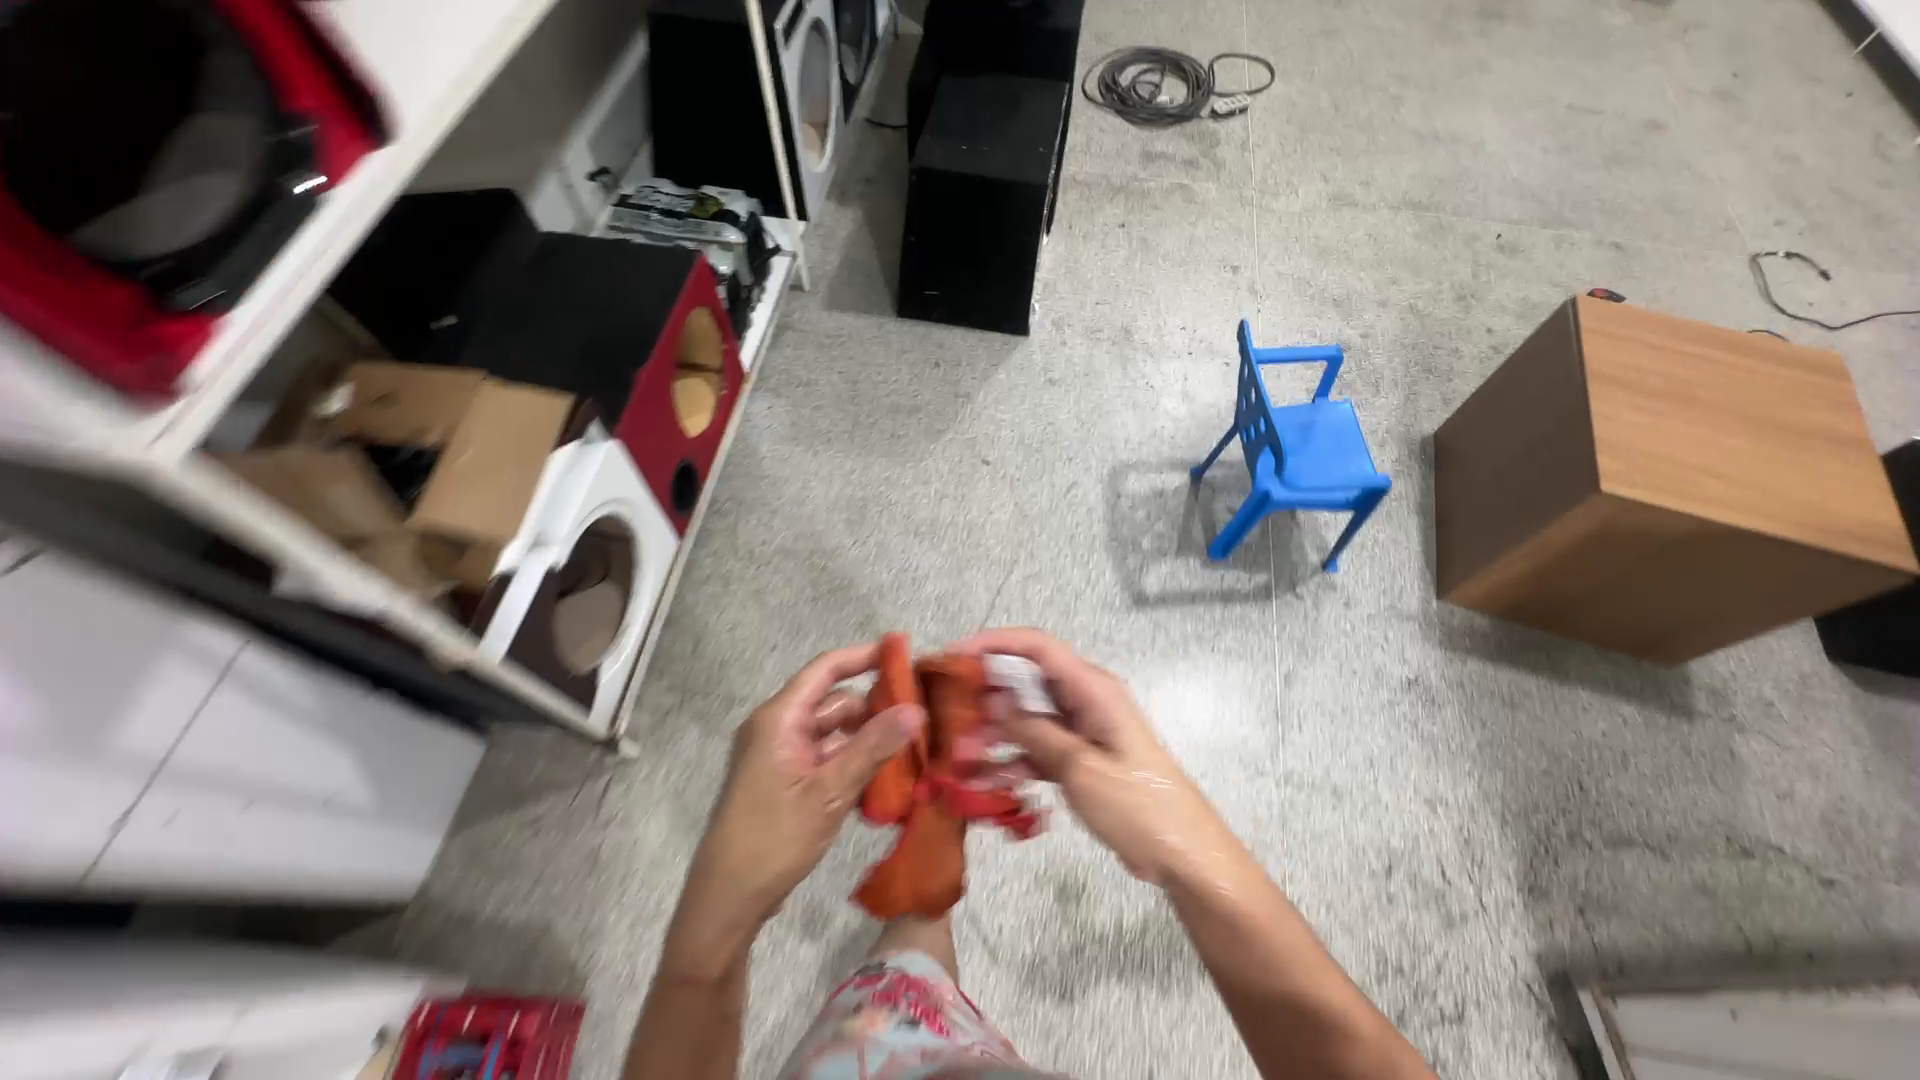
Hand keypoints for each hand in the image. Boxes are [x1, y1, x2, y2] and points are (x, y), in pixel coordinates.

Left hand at [666, 644, 924, 974]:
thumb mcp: (829, 792)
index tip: (904, 653)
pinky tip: (884, 783)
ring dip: (866, 742)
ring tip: (912, 753)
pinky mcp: (784, 781)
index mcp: (779, 719)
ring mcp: (779, 756)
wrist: (727, 897)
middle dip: (875, 710)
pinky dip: (852, 764)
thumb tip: (914, 709)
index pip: (826, 670)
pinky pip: (825, 759)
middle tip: (921, 719)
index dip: (864, 657)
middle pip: (834, 703)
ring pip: (833, 735)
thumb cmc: (773, 838)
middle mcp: (776, 728)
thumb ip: (872, 748)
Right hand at [954, 628, 1250, 890]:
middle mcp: (1086, 702)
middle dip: (987, 698)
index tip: (956, 654)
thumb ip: (1034, 730)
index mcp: (1093, 690)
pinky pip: (1038, 751)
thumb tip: (993, 697)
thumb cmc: (1137, 805)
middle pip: (1027, 683)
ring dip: (996, 736)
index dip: (995, 642)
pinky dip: (1015, 762)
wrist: (1182, 854)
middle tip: (950, 719)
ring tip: (961, 758)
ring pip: (1028, 721)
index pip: (1038, 647)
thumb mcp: (1080, 767)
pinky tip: (987, 782)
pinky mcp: (1080, 760)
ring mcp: (1083, 732)